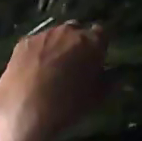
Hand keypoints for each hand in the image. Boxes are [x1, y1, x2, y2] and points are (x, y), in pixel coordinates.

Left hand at [0, 22, 107, 140]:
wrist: (24, 109)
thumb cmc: (67, 105)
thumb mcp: (96, 98)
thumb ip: (109, 82)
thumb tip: (117, 75)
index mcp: (91, 43)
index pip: (102, 33)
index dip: (99, 45)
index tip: (96, 58)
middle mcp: (68, 32)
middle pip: (77, 30)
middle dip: (77, 43)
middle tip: (74, 65)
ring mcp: (44, 35)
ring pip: (55, 35)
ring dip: (57, 46)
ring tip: (51, 69)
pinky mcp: (24, 42)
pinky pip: (37, 43)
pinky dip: (38, 52)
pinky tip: (33, 70)